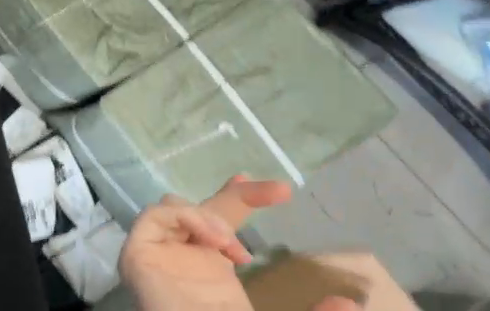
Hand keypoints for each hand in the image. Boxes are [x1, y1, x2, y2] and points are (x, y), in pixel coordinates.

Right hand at [120, 177, 358, 310]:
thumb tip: (351, 303)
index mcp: (213, 270)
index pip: (223, 222)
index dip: (243, 199)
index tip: (281, 190)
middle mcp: (184, 255)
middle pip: (200, 207)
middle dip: (234, 195)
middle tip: (271, 193)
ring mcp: (159, 253)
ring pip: (173, 206)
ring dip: (207, 216)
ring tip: (232, 245)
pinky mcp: (138, 252)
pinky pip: (155, 216)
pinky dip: (184, 217)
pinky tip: (211, 238)